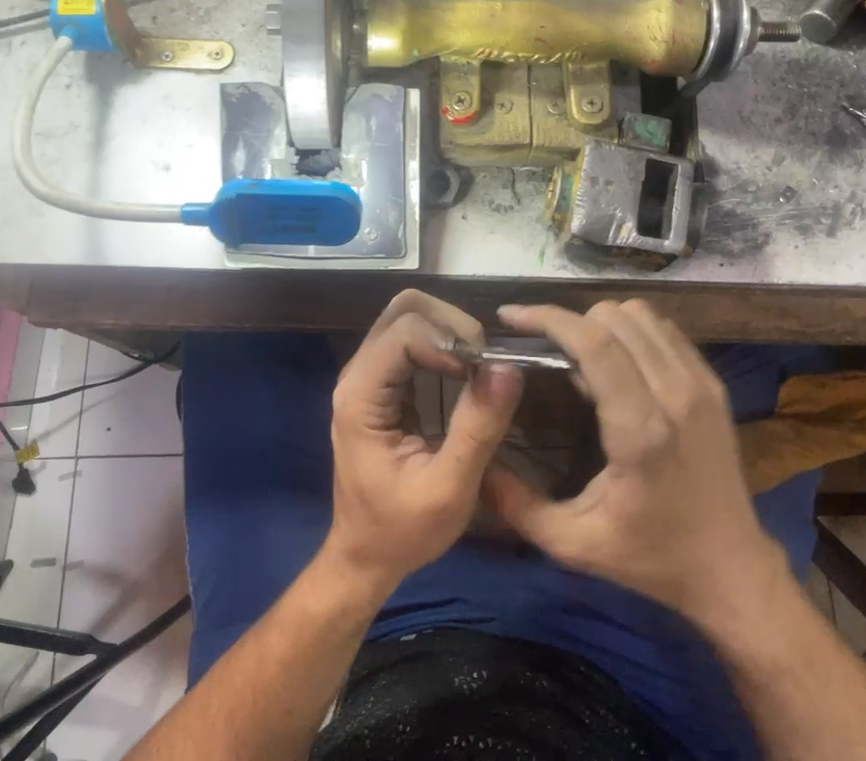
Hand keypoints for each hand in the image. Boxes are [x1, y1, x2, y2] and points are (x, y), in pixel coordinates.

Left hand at [322, 290, 524, 592]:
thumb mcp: (450, 488)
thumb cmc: (403, 531)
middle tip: (485, 364)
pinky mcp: (380, 386)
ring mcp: (365, 378)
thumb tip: (508, 368)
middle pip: (403, 309)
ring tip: (480, 371)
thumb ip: (477, 427)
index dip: (450, 339)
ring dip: (449, 333)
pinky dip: (443, 346)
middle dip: (451, 324)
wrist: (366, 556)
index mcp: (360, 397)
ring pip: (407, 319)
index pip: (405, 329)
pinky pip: (410, 342)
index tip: (482, 375)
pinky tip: (466, 377)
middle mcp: (356, 377)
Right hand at [482, 300, 788, 622]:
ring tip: (575, 353)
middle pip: (615, 318)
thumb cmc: (649, 558)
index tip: (511, 316)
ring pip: (642, 316)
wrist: (731, 570)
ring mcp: (701, 386)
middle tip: (539, 347)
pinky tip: (612, 361)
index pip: (594, 343)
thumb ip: (516, 504)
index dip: (548, 318)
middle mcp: (675, 395)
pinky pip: (665, 331)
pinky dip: (631, 332)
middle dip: (568, 321)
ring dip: (601, 323)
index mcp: (640, 431)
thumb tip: (474, 464)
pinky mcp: (714, 386)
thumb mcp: (571, 542)